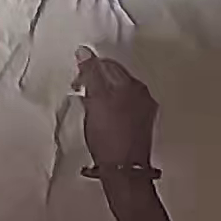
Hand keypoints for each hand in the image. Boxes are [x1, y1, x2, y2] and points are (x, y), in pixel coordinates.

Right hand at [74, 46, 156, 166]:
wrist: (124, 170)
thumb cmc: (108, 133)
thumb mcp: (95, 100)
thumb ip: (90, 73)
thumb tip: (84, 51)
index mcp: (132, 85)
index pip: (108, 64)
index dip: (89, 69)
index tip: (77, 82)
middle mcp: (143, 94)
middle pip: (115, 77)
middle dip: (96, 80)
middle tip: (80, 92)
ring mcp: (144, 110)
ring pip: (119, 92)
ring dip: (103, 94)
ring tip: (89, 106)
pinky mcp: (141, 125)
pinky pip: (124, 106)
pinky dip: (111, 106)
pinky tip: (101, 118)